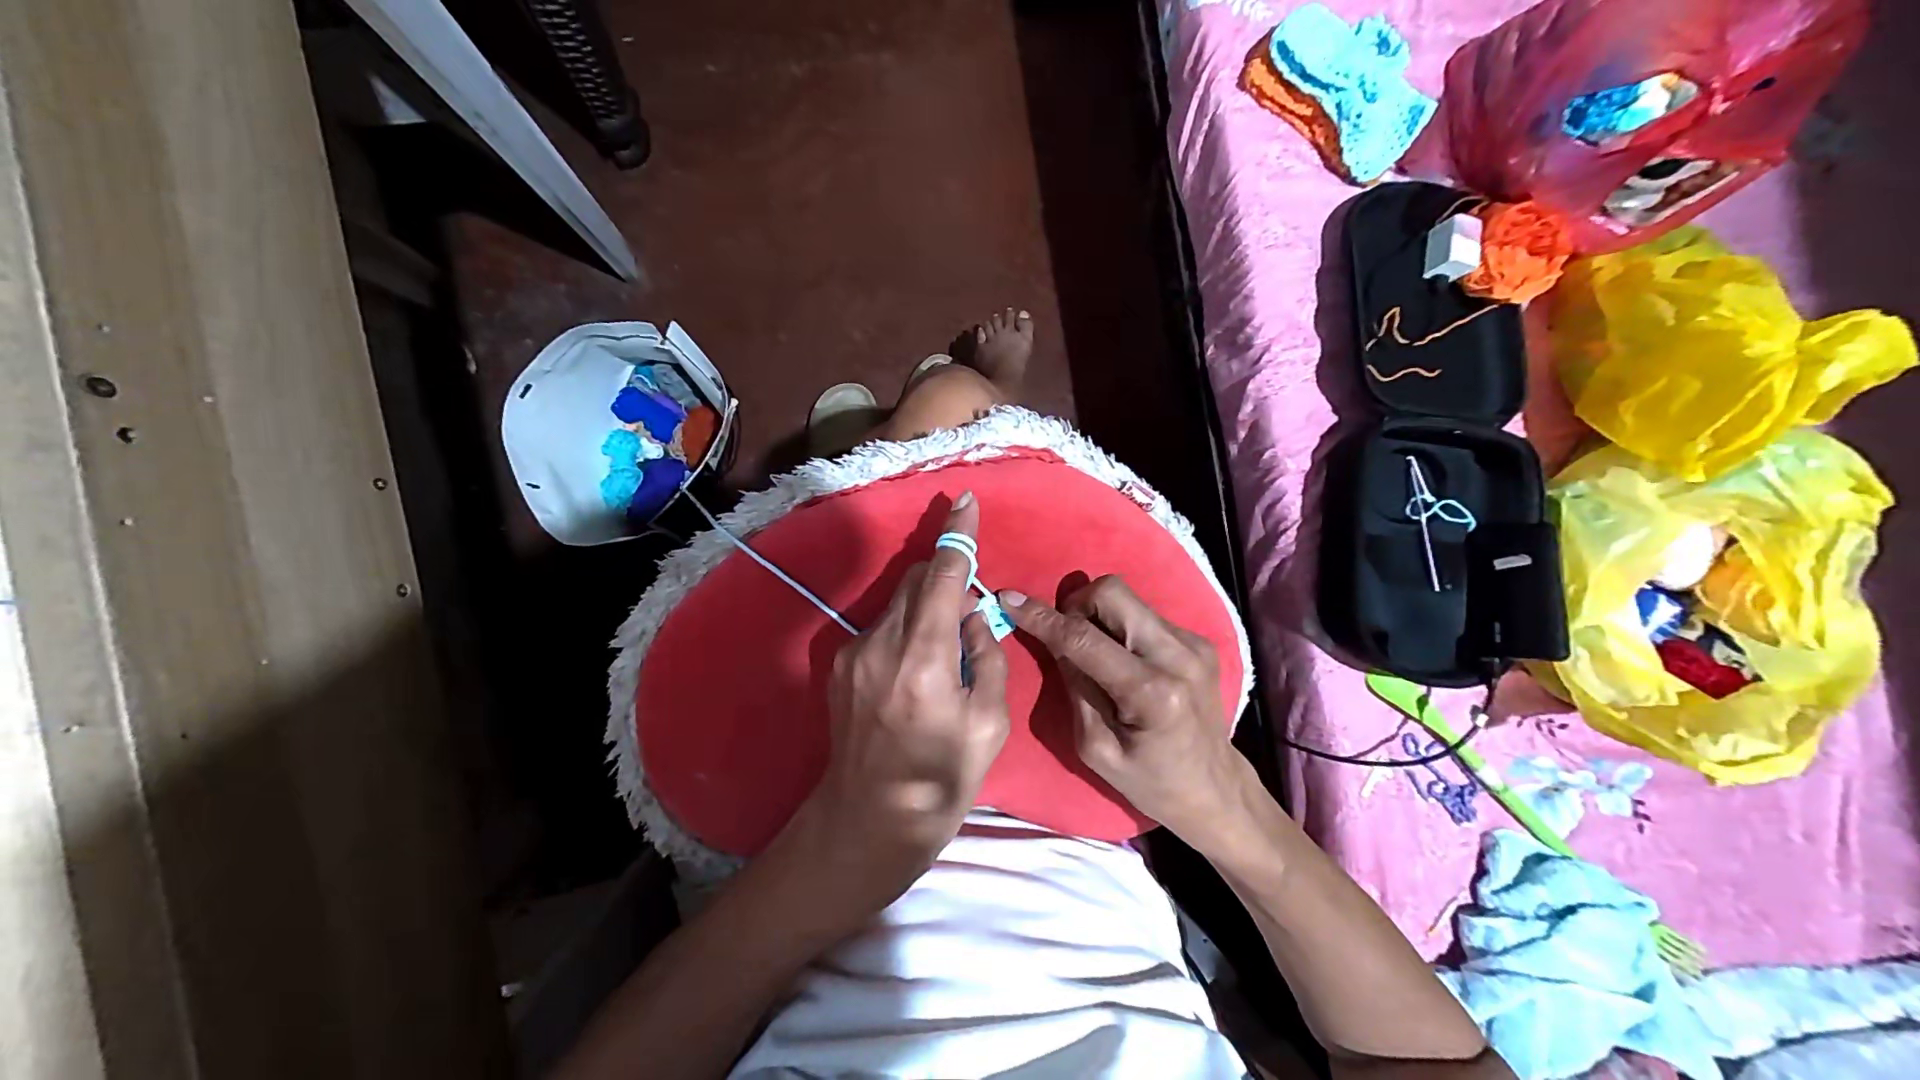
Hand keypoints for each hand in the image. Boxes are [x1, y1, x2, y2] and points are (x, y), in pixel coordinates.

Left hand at [780, 492, 1010, 910]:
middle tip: (968, 616)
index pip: (942, 577)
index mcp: (923, 660)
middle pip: (914, 581)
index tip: (964, 502)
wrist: (869, 819)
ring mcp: (854, 653)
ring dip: (925, 607)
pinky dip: (906, 629)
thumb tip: (971, 616)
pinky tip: (916, 673)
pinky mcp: (840, 664)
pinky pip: (883, 626)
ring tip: (942, 655)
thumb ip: (984, 656)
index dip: (957, 537)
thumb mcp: (988, 725)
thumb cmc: (941, 780)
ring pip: (897, 602)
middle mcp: (881, 645)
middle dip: (944, 580)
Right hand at [998, 576, 1254, 851]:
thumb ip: (1074, 686)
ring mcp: (1194, 643)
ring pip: (1129, 597)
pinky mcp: (1200, 641)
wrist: (1214, 789)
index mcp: (1151, 693)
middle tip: (1066, 635)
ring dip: (1099, 614)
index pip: (1084, 639)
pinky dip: (1121, 626)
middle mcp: (1177, 656)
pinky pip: (1145, 614)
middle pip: (1113, 593)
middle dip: (1077, 604)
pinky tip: (1123, 659)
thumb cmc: (1150, 782)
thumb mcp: (1095, 748)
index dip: (1042, 618)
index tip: (1009, 599)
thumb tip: (1055, 638)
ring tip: (1093, 650)